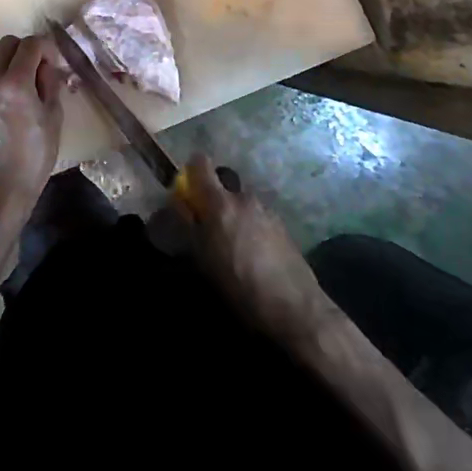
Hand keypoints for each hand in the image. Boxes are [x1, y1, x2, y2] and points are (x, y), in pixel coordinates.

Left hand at [0, 34, 64, 216]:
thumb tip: (48, 66)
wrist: (2, 187)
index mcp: (14, 83)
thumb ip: (50, 84)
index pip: (30, 44)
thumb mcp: (53, 117)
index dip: (48, 48)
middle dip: (28, 49)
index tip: (57, 63)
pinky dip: (8, 76)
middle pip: (8, 43)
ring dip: (17, 62)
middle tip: (44, 69)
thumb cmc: (35, 155)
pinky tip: (22, 97)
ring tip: (34, 85)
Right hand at [179, 154, 335, 341]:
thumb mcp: (203, 259)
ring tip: (232, 247)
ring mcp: (266, 210)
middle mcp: (244, 198)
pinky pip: (257, 217)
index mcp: (220, 203)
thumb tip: (178, 203)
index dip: (191, 171)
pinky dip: (250, 228)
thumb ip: (188, 225)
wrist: (293, 306)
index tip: (186, 189)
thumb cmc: (239, 285)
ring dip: (233, 216)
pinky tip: (253, 255)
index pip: (200, 164)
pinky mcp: (282, 225)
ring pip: (241, 204)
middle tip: (208, 228)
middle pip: (223, 186)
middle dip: (213, 201)